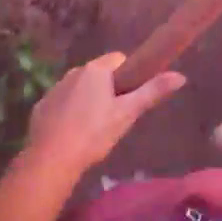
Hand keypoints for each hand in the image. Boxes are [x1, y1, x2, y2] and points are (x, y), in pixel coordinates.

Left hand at [25, 52, 185, 172]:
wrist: (50, 161)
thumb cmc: (94, 133)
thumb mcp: (127, 113)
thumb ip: (153, 92)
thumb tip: (181, 75)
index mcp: (96, 70)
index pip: (118, 59)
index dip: (127, 76)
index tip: (128, 97)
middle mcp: (74, 72)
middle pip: (98, 74)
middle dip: (107, 90)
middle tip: (113, 116)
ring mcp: (55, 89)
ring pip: (78, 88)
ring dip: (86, 100)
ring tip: (91, 129)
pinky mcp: (40, 108)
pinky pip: (60, 104)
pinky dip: (67, 113)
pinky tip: (71, 135)